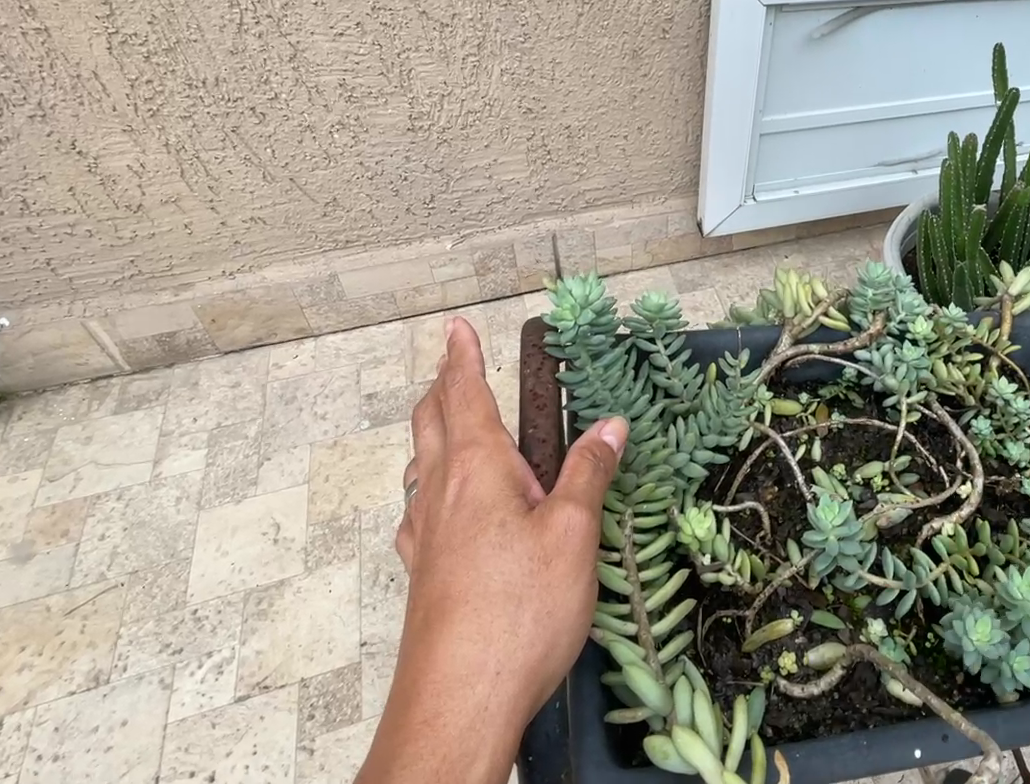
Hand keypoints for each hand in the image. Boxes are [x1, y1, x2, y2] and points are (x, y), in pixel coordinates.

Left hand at [358, 317, 627, 783]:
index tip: (455, 327)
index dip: (460, 358)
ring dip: (433, 434)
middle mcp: (441, 494)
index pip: (463, 397)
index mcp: (476, 471)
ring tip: (451, 426)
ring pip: (420, 466)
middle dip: (440, 388)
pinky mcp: (424, 573)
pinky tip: (439, 508)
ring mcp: (424, 536)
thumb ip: (588, 473)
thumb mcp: (572, 534)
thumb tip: (609, 423)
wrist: (459, 702)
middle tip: (453, 364)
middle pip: (430, 424)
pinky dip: (430, 486)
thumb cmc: (520, 608)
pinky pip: (420, 510)